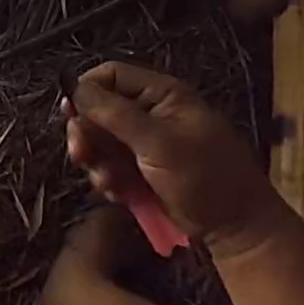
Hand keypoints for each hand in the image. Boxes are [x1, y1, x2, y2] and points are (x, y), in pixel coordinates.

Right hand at [66, 62, 285, 258]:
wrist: (234, 229)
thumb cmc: (204, 176)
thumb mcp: (158, 142)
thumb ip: (115, 114)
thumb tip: (75, 88)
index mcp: (160, 93)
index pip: (111, 75)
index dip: (87, 90)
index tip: (69, 112)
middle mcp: (148, 112)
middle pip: (98, 108)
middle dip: (86, 132)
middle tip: (80, 154)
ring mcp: (142, 142)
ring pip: (98, 140)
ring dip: (96, 160)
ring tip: (107, 182)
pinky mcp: (138, 169)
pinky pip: (107, 165)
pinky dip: (107, 179)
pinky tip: (117, 193)